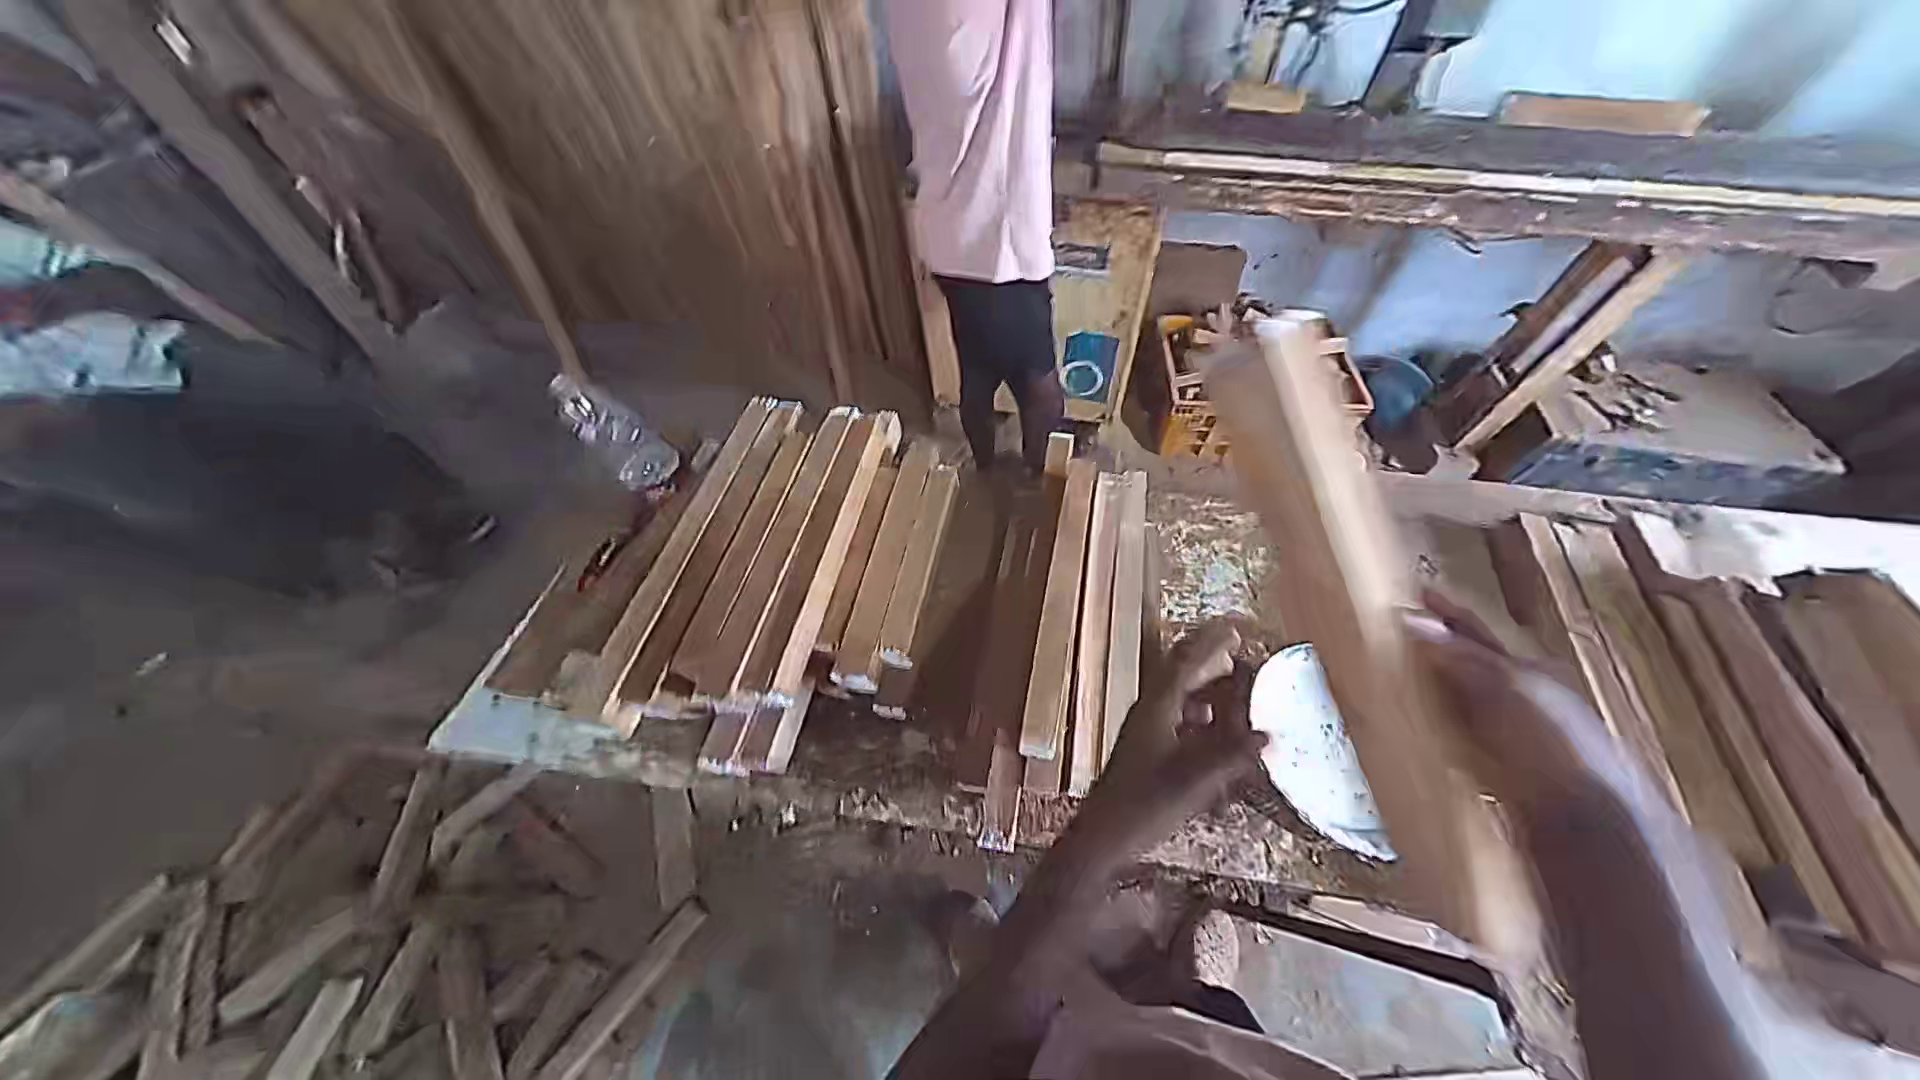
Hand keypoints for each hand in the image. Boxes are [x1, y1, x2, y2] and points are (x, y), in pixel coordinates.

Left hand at [1058, 622, 1268, 879]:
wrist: (1105, 833)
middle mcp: (1149, 712)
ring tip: (1237, 695)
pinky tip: (1218, 734)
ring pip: (1180, 699)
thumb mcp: (1194, 781)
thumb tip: (1265, 737)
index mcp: (1157, 708)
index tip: (1231, 627)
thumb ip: (1230, 757)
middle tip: (1239, 656)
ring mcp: (1146, 730)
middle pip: (1181, 676)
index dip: (1209, 644)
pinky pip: (1178, 723)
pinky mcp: (1147, 750)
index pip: (1185, 664)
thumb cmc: (1144, 804)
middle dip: (1209, 664)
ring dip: (1208, 693)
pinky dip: (1201, 721)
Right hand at [1404, 590, 1639, 818]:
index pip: (1476, 630)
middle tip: (1394, 625)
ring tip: (1389, 665)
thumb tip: (1409, 619)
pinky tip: (1406, 714)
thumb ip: (1460, 655)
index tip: (1418, 590)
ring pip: (1452, 691)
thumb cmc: (1555, 743)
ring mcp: (1502, 727)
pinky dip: (1426, 714)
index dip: (1447, 610)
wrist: (1586, 820)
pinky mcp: (1487, 759)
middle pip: (1464, 658)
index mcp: (1526, 669)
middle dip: (1431, 641)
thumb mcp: (1507, 688)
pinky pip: (1447, 725)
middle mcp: (1516, 692)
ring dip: (1422, 678)